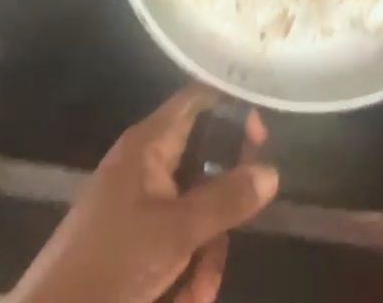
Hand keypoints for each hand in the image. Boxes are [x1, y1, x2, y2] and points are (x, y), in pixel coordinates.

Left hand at [9, 86, 277, 302]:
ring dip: (210, 248)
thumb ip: (226, 199)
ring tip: (200, 287)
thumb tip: (272, 171)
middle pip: (207, 159)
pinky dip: (191, 264)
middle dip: (226, 202)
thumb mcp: (176, 232)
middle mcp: (147, 163)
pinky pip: (182, 236)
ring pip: (200, 207)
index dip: (233, 107)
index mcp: (149, 144)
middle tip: (238, 224)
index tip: (262, 139)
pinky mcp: (139, 235)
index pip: (199, 100)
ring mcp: (143, 201)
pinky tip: (189, 295)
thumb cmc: (111, 262)